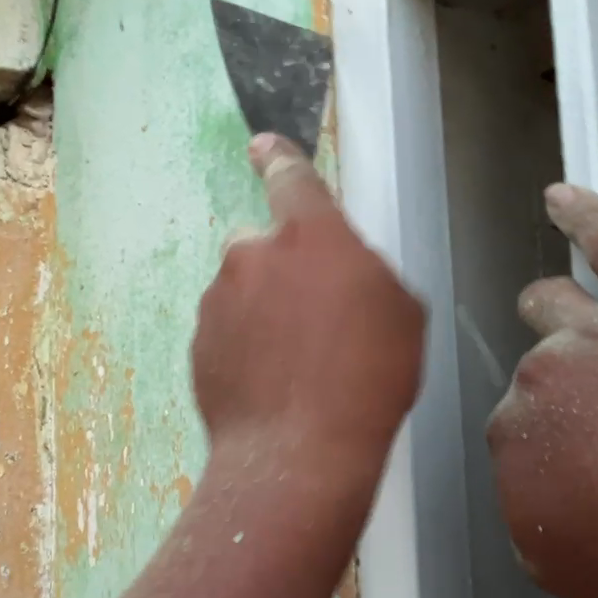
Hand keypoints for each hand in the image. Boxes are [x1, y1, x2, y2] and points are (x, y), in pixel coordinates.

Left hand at [191, 134, 425, 477]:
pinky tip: (270, 381)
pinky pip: (226, 328)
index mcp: (309, 237)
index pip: (291, 179)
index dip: (279, 158)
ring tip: (296, 364)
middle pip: (266, 245)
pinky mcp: (197, 340)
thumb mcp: (399, 312)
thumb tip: (340, 269)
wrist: (297, 451)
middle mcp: (251, 256)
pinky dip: (244, 344)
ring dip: (265, 311)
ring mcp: (216, 299)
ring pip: (244, 290)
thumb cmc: (366, 379)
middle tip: (315, 320)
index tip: (262, 147)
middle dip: (284, 270)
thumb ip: (363, 269)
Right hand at [487, 184, 597, 597]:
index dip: (549, 452)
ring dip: (550, 311)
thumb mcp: (558, 562)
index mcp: (512, 434)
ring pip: (552, 302)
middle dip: (557, 395)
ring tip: (552, 308)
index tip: (587, 474)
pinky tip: (560, 197)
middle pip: (534, 370)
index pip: (515, 430)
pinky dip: (585, 216)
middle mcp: (542, 374)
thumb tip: (540, 484)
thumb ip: (529, 509)